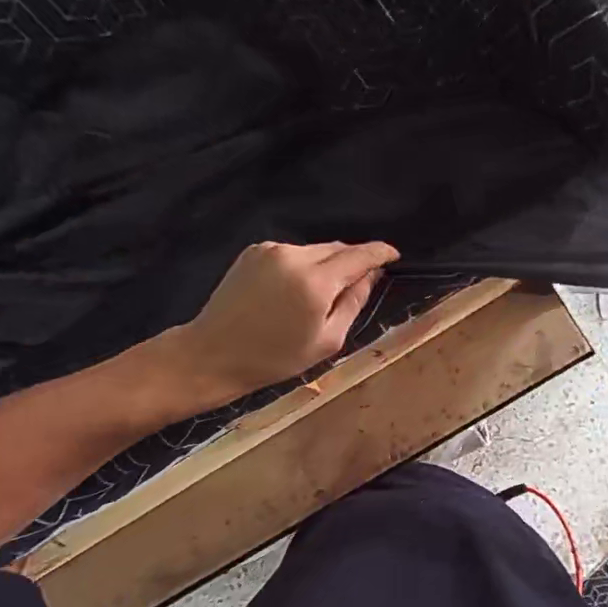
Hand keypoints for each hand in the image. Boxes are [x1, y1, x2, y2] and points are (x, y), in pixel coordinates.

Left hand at [165, 240, 398, 404]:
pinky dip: (303, 266)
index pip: (360, 255)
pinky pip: (293, 253)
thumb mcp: (327, 340)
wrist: (213, 353)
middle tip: (358, 285)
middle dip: (353, 261)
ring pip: (315, 250)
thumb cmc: (275, 358)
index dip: (381, 253)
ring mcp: (271, 250)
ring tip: (320, 295)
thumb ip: (354, 302)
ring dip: (327, 264)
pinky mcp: (254, 250)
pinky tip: (293, 291)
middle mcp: (294, 256)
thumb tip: (371, 275)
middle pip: (338, 248)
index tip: (394, 256)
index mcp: (315, 282)